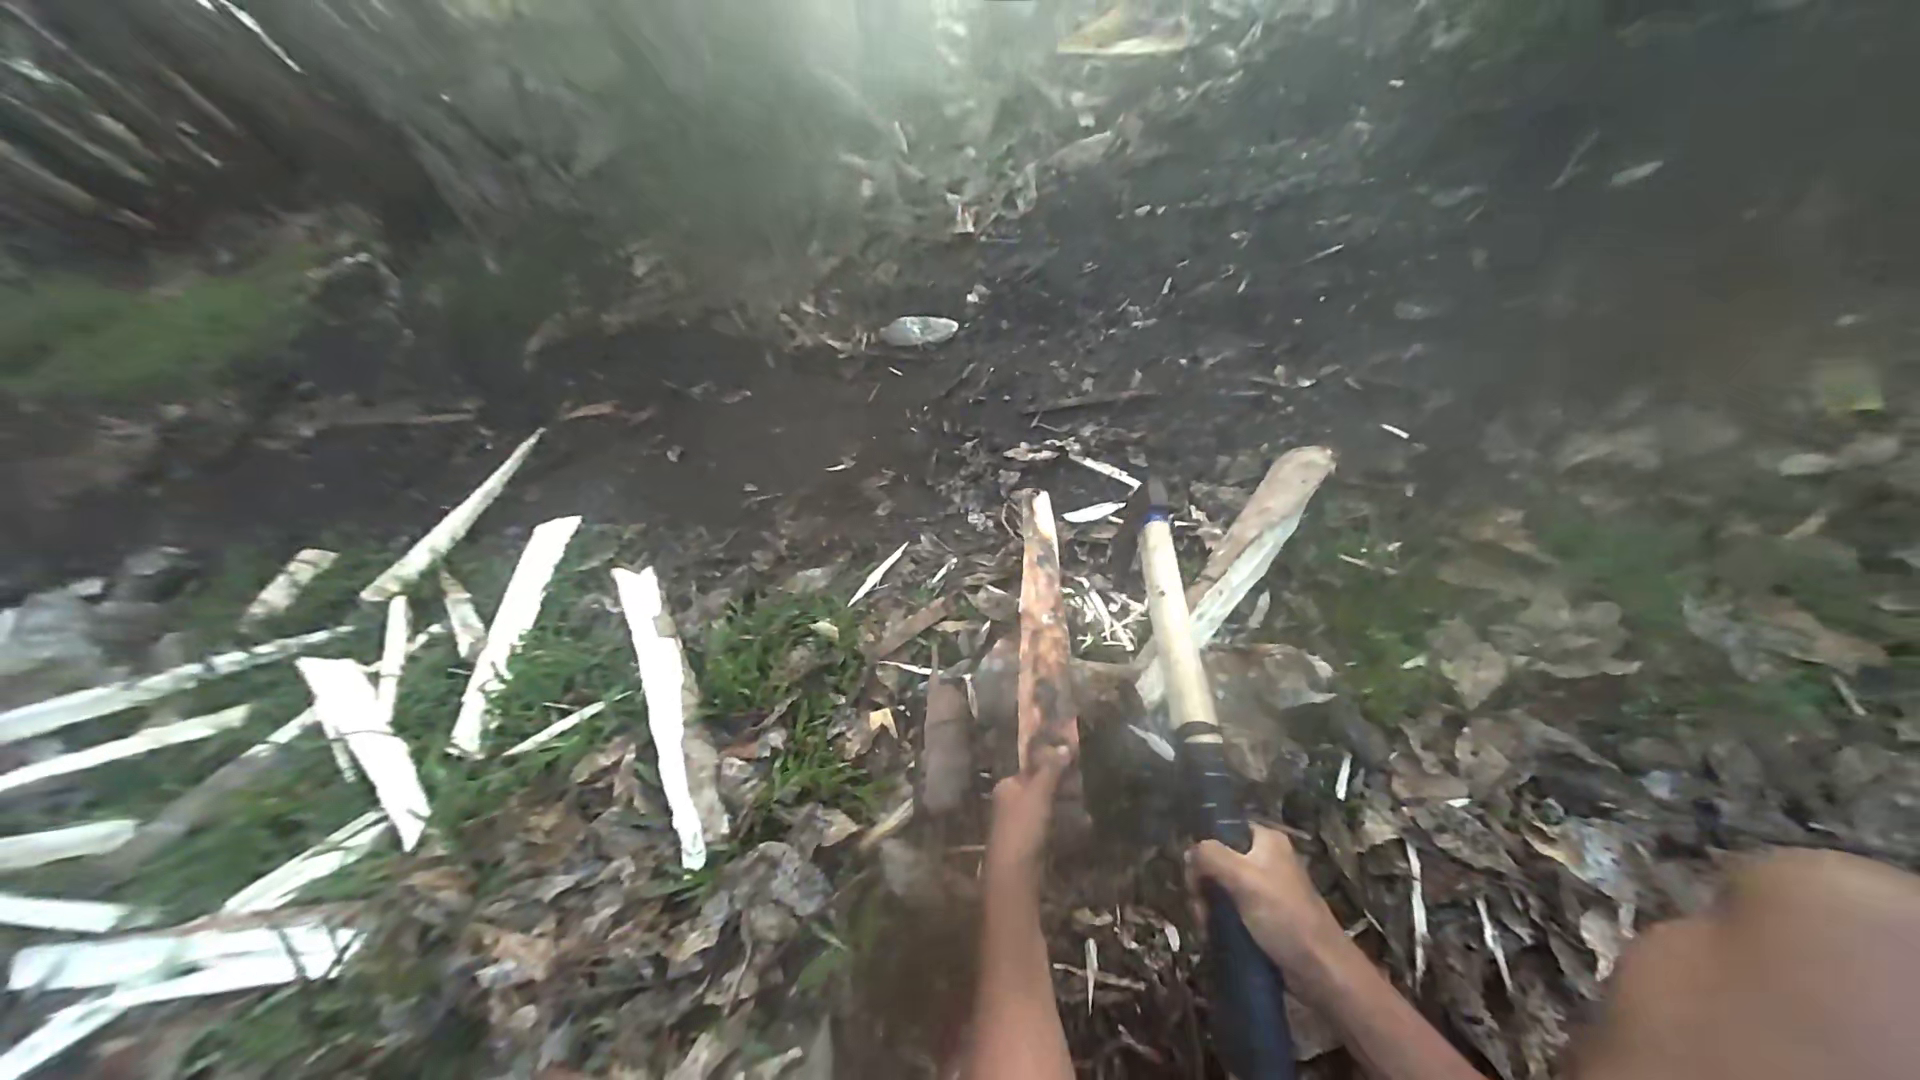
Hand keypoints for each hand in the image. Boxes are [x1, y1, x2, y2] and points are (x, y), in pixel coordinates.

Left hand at [984, 738, 1074, 883]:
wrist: (1014, 874)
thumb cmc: (1023, 827)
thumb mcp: (1038, 793)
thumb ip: (1051, 769)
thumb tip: (1064, 745)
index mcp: (1007, 786)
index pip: (1031, 767)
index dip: (1052, 763)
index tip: (1075, 761)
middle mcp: (1010, 801)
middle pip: (1039, 786)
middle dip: (1062, 785)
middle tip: (1085, 782)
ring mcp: (1019, 823)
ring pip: (1046, 806)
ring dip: (1065, 804)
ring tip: (1088, 801)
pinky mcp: (1030, 842)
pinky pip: (1049, 825)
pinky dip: (1064, 822)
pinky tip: (1082, 823)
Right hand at [1189, 824, 1345, 971]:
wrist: (1322, 972)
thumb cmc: (1284, 916)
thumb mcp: (1243, 878)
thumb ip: (1210, 856)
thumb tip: (1189, 853)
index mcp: (1266, 839)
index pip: (1222, 828)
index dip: (1203, 846)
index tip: (1194, 873)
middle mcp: (1266, 857)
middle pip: (1218, 858)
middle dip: (1203, 883)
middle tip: (1200, 906)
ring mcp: (1265, 887)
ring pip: (1221, 885)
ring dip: (1208, 904)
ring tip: (1206, 925)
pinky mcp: (1265, 914)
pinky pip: (1231, 907)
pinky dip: (1220, 918)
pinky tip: (1213, 932)